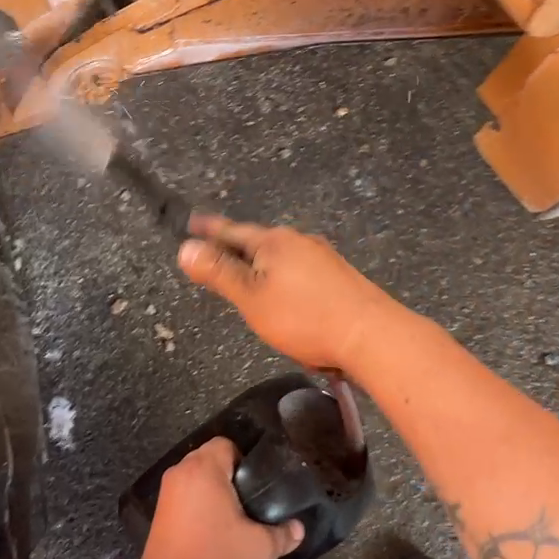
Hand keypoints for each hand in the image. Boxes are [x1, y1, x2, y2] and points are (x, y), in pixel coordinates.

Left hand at [132, 437, 303, 558]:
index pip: (227, 444)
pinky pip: (186, 498)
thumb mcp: (260, 549)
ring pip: (197, 481)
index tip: (261, 485)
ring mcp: (166, 493)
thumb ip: (283, 534)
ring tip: (238, 519)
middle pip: (211, 460)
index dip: (248, 461)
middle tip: (254, 503)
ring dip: (216, 494)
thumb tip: (298, 528)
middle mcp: (180, 472)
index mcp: (203, 468)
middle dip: (233, 478)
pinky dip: (200, 507)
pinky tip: (216, 532)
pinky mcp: (160, 514)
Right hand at [179, 213, 396, 370]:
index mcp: (273, 241)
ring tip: (251, 285)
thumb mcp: (251, 298)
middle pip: (258, 243)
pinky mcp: (340, 278)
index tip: (191, 223)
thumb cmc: (305, 317)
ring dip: (263, 268)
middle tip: (217, 259)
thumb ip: (218, 273)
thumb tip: (185, 247)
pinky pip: (301, 272)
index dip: (209, 230)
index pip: (232, 231)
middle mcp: (299, 241)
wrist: (373, 336)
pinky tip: (289, 301)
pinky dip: (286, 281)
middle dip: (238, 251)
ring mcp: (323, 258)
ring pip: (282, 258)